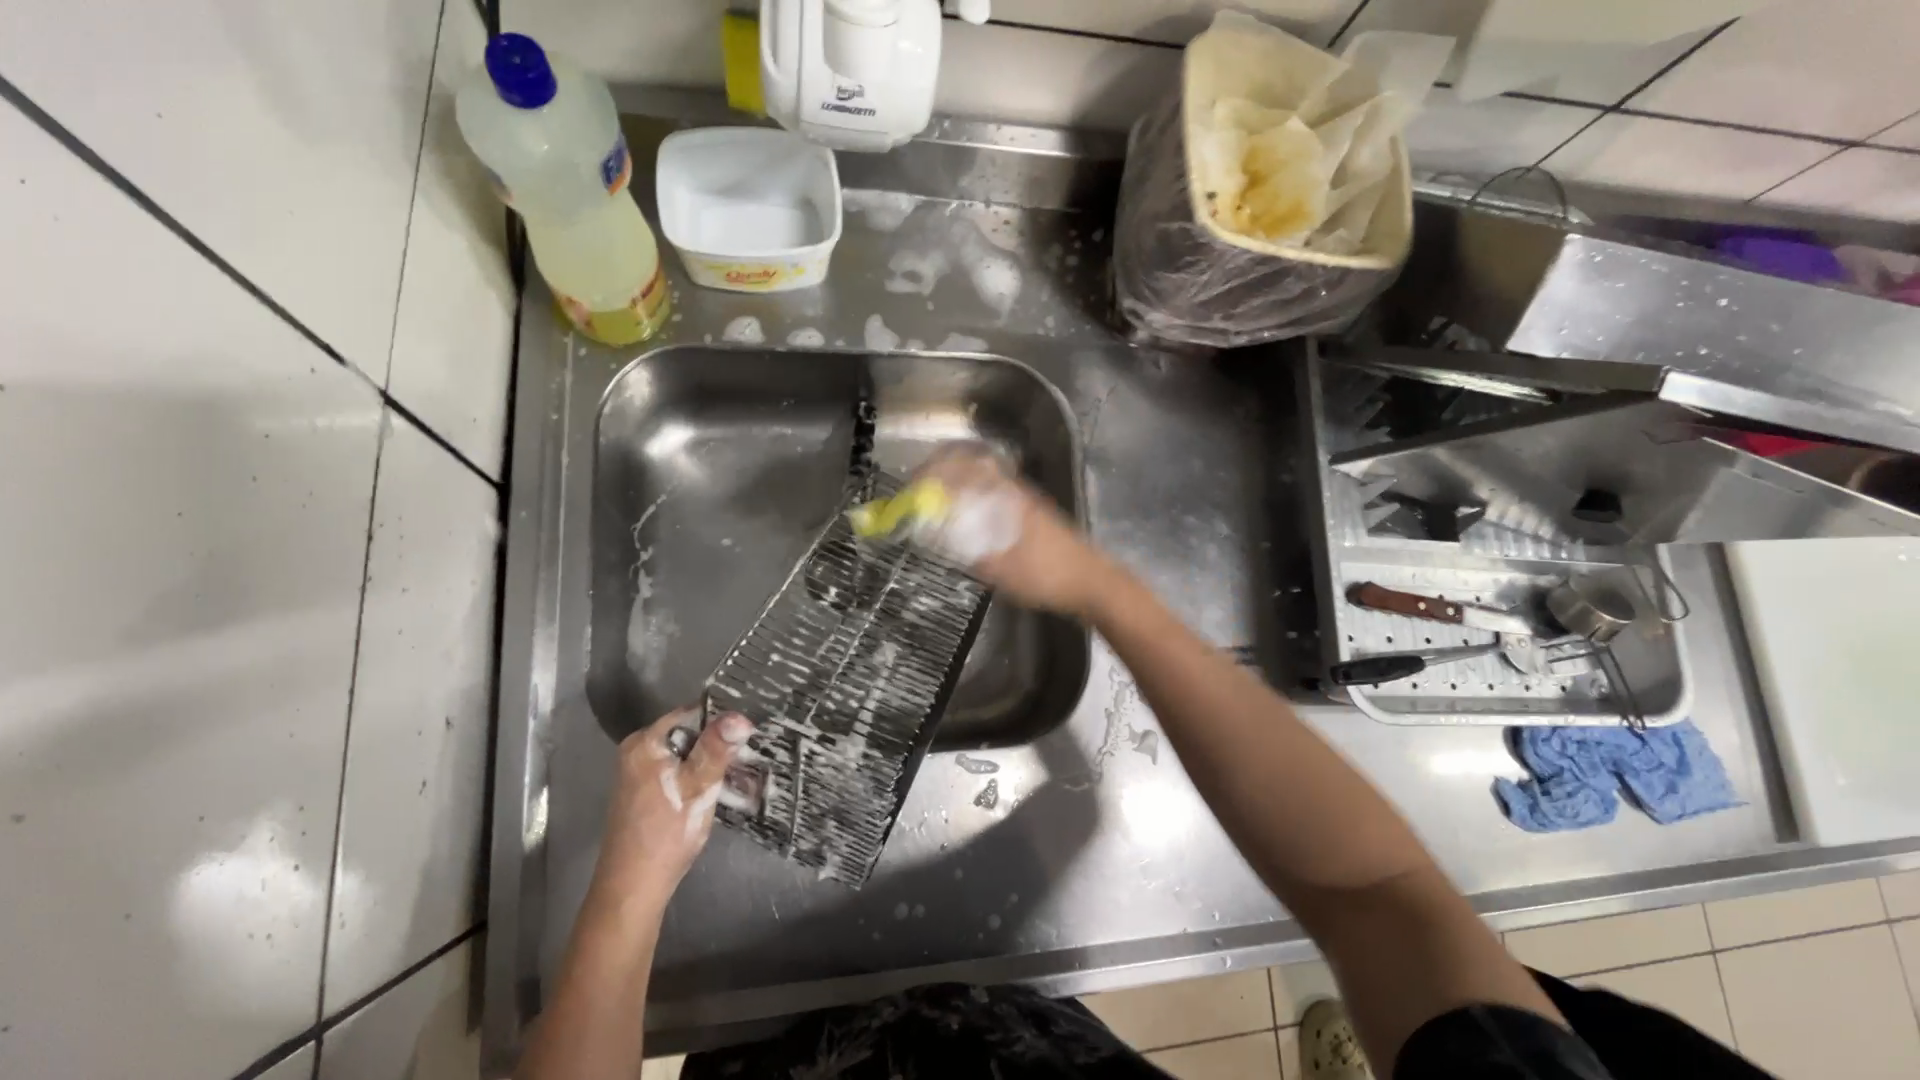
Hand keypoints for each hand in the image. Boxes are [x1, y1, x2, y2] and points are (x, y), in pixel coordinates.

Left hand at [597, 707, 752, 906]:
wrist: (633, 887)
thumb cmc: (666, 834)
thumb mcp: (698, 787)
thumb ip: (716, 749)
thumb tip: (739, 715)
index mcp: (645, 742)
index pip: (692, 713)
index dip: (723, 721)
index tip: (752, 731)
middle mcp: (638, 751)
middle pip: (689, 734)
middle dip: (720, 745)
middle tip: (753, 755)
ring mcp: (639, 772)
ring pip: (686, 755)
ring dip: (713, 764)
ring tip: (745, 773)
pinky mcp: (645, 792)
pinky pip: (679, 772)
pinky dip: (699, 778)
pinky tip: (723, 790)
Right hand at [913, 443, 1120, 617]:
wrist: (1092, 582)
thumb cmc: (1046, 575)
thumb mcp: (998, 567)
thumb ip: (963, 548)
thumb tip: (928, 532)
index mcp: (1003, 494)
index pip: (959, 464)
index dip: (930, 471)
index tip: (909, 487)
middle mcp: (1011, 489)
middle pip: (967, 467)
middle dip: (937, 477)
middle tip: (916, 497)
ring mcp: (1021, 501)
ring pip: (978, 482)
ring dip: (952, 489)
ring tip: (932, 510)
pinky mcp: (1027, 515)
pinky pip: (989, 498)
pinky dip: (968, 504)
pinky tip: (962, 526)